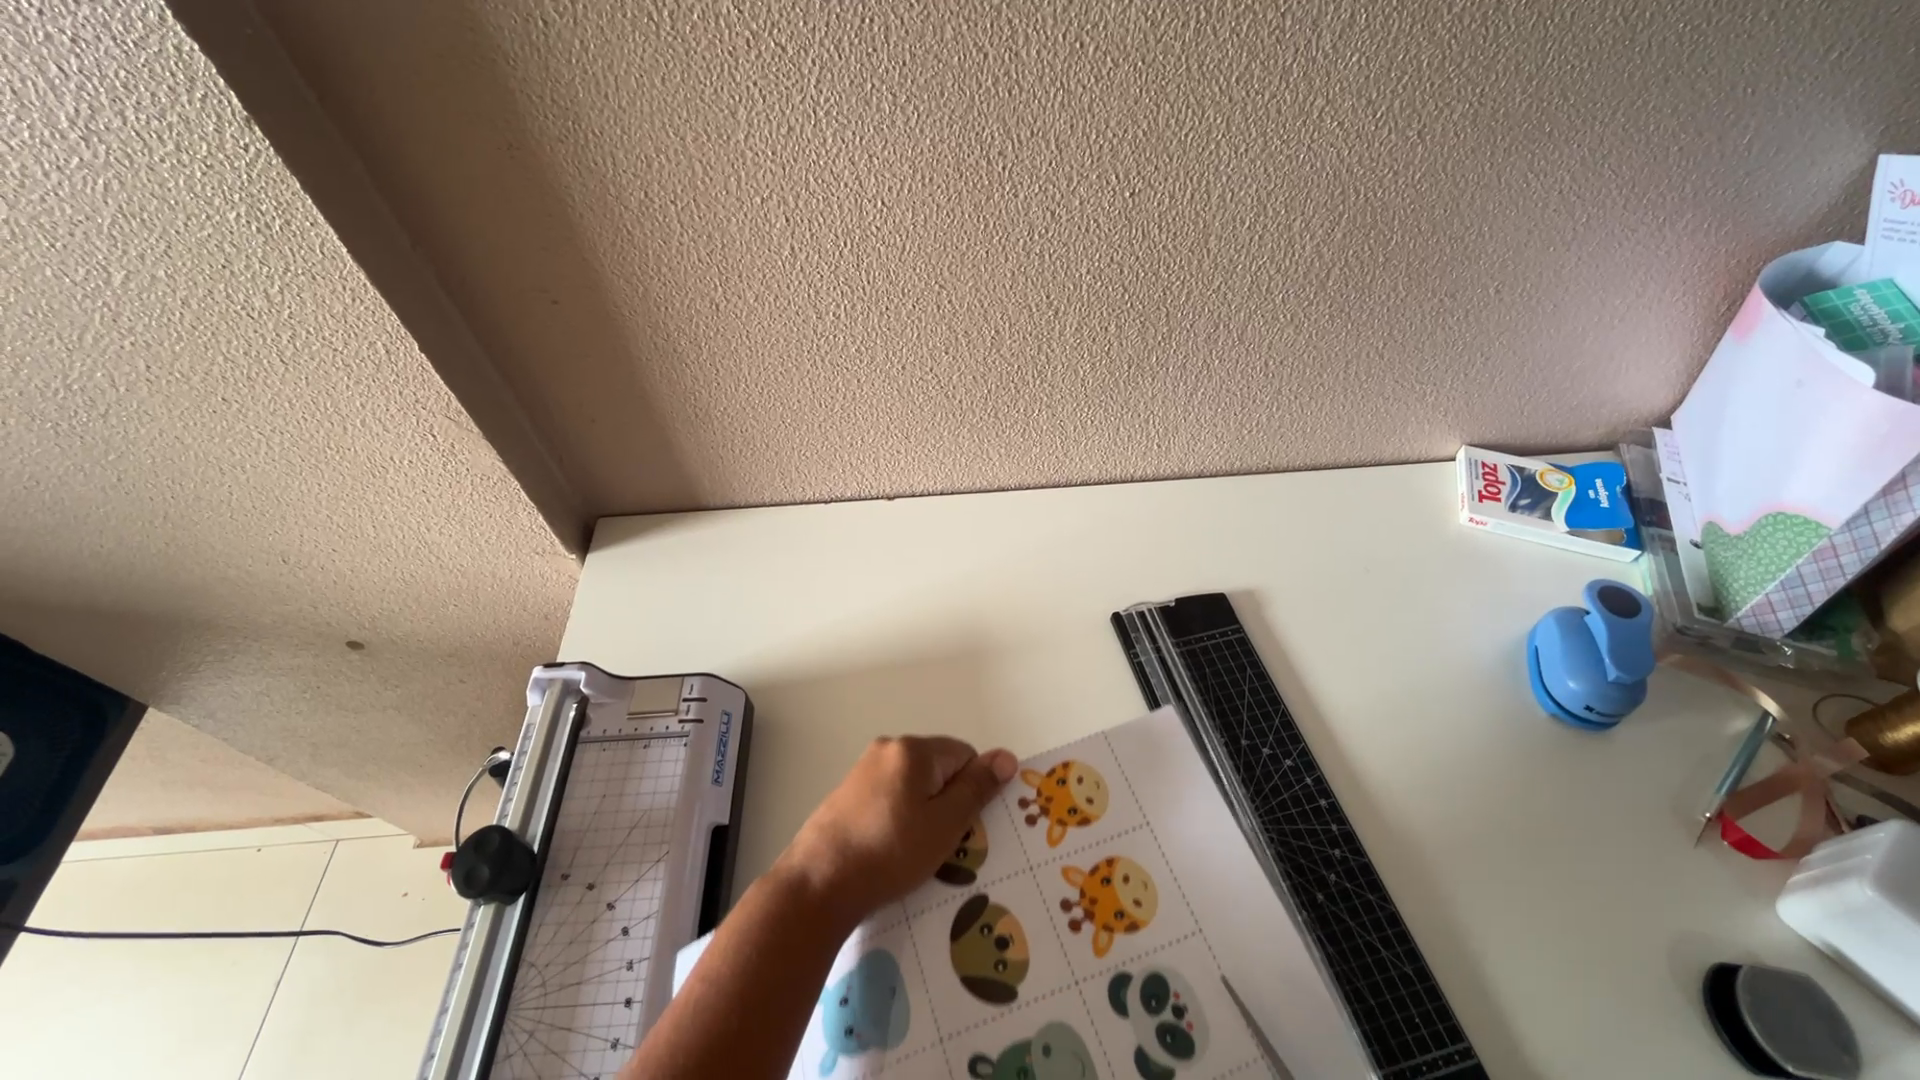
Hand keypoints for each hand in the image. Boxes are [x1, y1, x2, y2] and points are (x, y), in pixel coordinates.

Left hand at [771, 736, 1016, 928]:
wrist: (818, 884)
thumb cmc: (890, 852)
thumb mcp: (945, 824)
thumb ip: (977, 788)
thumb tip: (1006, 756)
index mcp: (912, 749)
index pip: (965, 756)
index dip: (972, 791)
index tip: (965, 827)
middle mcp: (886, 750)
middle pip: (938, 770)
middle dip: (947, 802)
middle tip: (943, 843)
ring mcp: (862, 772)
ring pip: (913, 788)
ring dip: (923, 814)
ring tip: (915, 853)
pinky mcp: (846, 796)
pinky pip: (889, 800)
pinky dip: (898, 821)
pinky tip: (890, 852)